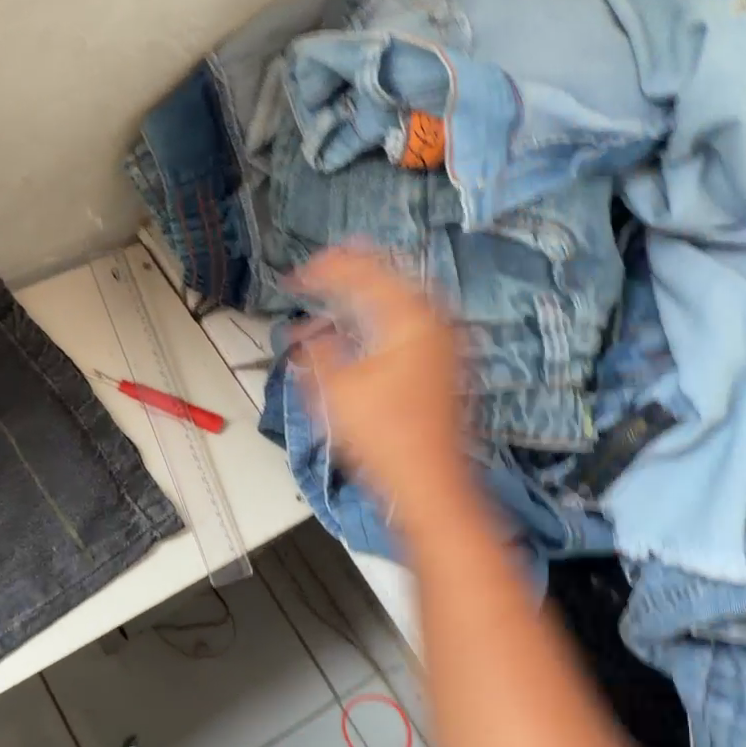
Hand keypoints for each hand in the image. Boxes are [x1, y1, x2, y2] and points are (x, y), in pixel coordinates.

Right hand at [292, 245, 473, 512]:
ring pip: (407, 301)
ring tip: (345, 287)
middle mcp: (436, 324)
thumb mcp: (334, 392)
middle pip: (394, 279)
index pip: (365, 276)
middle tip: (326, 265)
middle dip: (356, 271)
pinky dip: (388, 316)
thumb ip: (317, 353)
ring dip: (373, 292)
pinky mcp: (446, 367)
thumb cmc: (383, 437)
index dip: (327, 270)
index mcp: (410, 320)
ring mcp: (446, 346)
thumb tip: (306, 336)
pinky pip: (415, 323)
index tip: (299, 274)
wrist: (427, 481)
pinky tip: (371, 326)